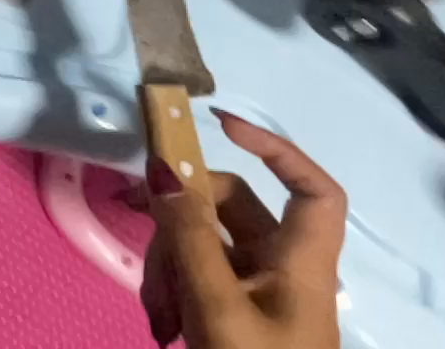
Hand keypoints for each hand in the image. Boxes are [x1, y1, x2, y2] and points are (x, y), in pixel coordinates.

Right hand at [140, 109, 346, 348]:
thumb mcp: (215, 305)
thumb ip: (188, 235)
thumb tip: (162, 167)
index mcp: (300, 263)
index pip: (313, 191)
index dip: (275, 148)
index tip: (216, 123)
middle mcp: (282, 266)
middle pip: (229, 206)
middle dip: (176, 216)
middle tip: (131, 214)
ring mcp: (256, 287)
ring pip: (200, 239)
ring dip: (166, 263)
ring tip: (158, 312)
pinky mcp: (233, 305)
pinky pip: (193, 272)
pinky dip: (170, 287)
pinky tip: (162, 322)